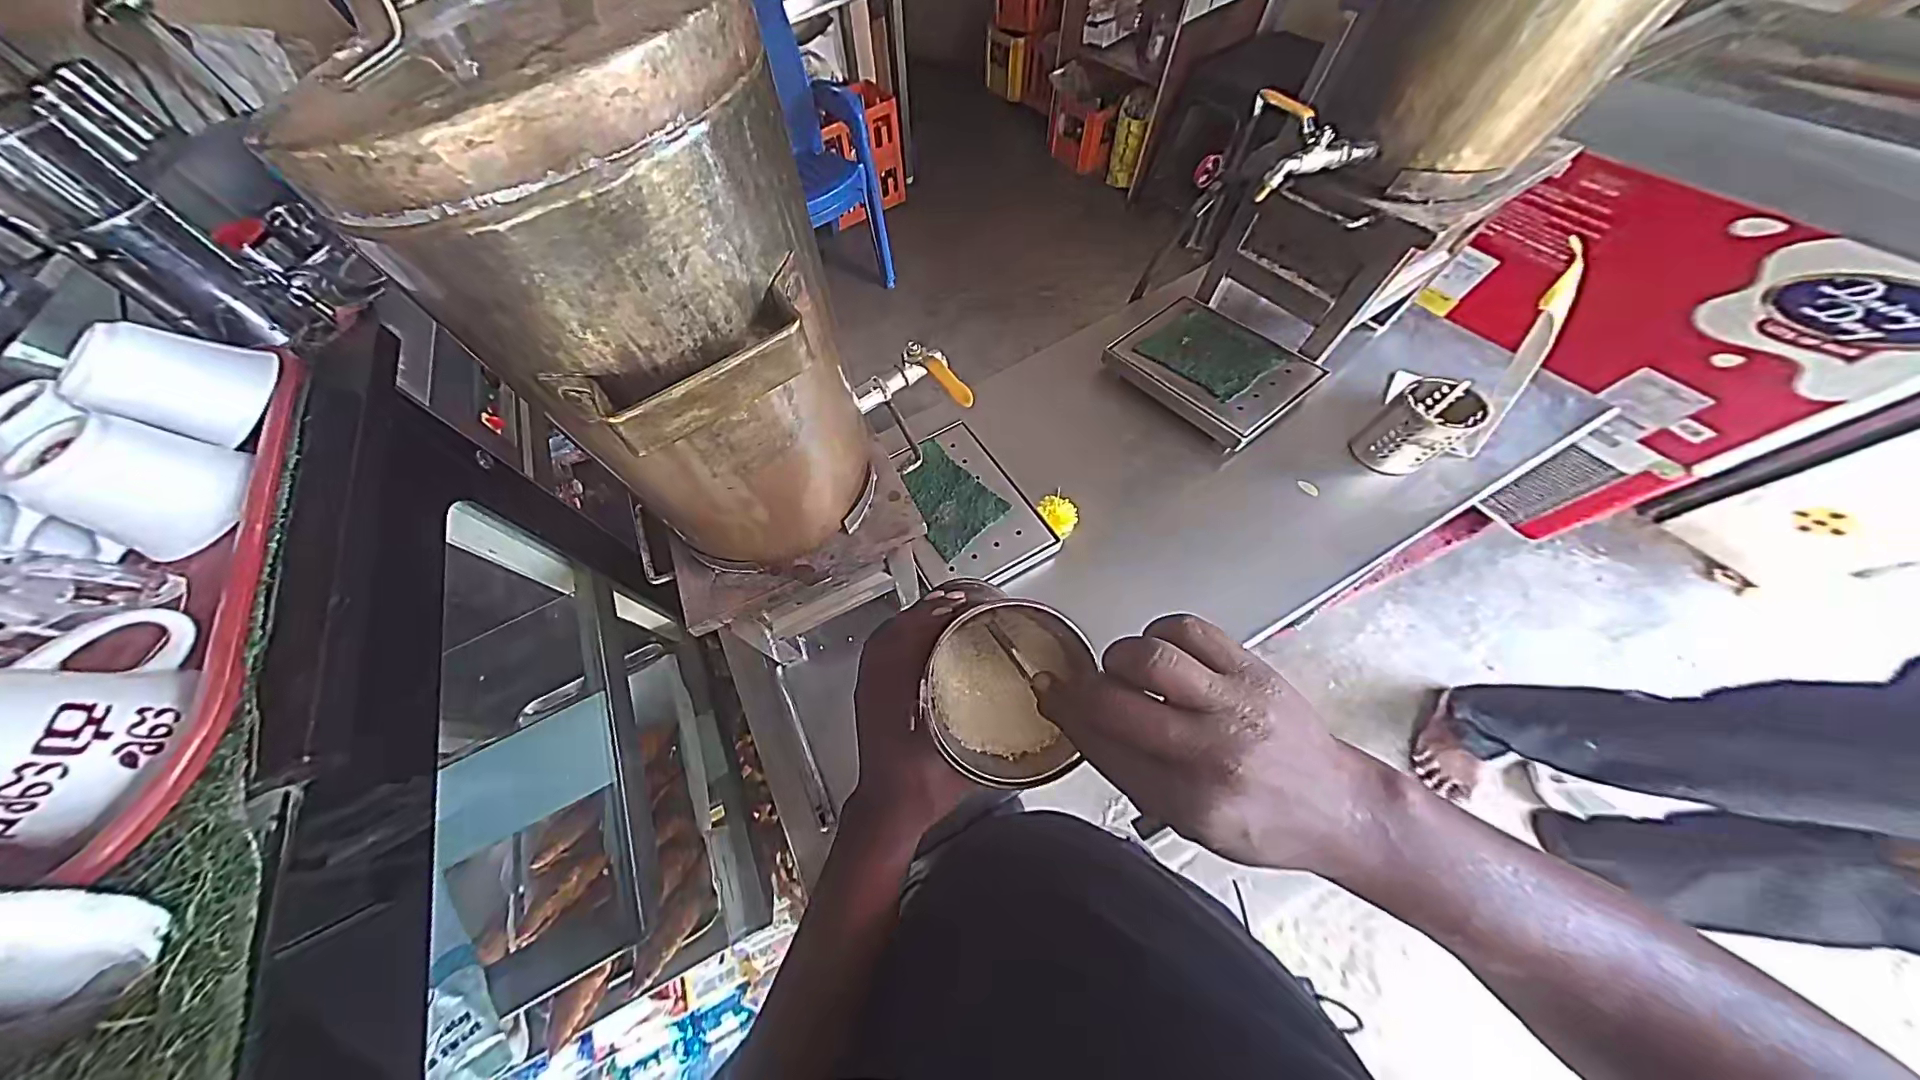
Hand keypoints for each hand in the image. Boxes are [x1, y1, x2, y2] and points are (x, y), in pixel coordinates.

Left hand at [846, 590, 983, 839]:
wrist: (890, 807)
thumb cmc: (920, 787)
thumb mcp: (964, 759)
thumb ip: (991, 735)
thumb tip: (1023, 715)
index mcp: (898, 694)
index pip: (912, 637)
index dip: (936, 614)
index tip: (959, 601)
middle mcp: (878, 685)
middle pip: (897, 630)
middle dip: (926, 610)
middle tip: (955, 599)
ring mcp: (870, 688)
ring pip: (886, 639)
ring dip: (912, 620)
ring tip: (939, 610)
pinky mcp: (870, 694)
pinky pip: (880, 652)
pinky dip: (899, 635)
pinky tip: (917, 635)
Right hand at [1034, 614, 1387, 872]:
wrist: (1337, 804)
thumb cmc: (1264, 822)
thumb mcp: (1189, 822)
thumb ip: (1130, 771)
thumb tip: (1080, 721)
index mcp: (1191, 800)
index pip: (1105, 747)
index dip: (1067, 714)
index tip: (1051, 695)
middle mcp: (1212, 749)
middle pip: (1117, 700)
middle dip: (1083, 688)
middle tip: (1082, 686)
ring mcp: (1236, 703)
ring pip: (1150, 657)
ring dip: (1121, 659)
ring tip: (1127, 672)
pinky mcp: (1252, 669)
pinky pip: (1188, 630)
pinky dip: (1159, 635)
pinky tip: (1162, 655)